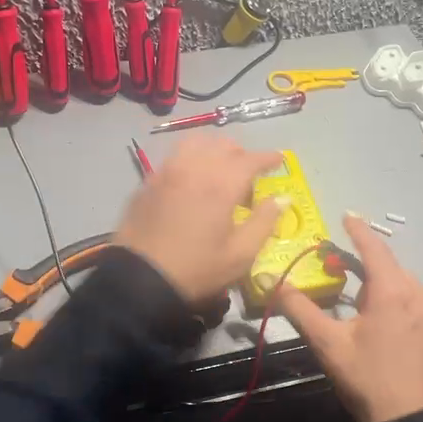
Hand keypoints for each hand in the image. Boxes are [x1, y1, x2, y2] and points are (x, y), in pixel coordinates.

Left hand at [114, 134, 285, 307]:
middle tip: (248, 178)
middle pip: (223, 145)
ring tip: (220, 171)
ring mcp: (167, 171)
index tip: (278, 160)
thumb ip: (264, 222)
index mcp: (220, 184)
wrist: (139, 278)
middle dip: (241, 155)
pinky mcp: (149, 180)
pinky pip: (175, 156)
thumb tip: (282, 198)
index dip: (267, 157)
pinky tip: (192, 180)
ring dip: (214, 150)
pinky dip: (191, 158)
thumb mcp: (240, 254)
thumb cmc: (196, 269)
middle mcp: (194, 168)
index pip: (250, 159)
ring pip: (196, 143)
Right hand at [276, 213, 422, 421]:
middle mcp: (421, 294)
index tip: (347, 216)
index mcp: (393, 291)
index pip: (374, 248)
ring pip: (404, 287)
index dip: (358, 230)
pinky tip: (387, 328)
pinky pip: (418, 304)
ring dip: (383, 290)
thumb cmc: (369, 381)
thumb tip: (272, 280)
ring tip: (362, 312)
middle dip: (366, 270)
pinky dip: (400, 304)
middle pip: (388, 269)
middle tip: (341, 279)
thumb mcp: (329, 345)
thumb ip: (300, 309)